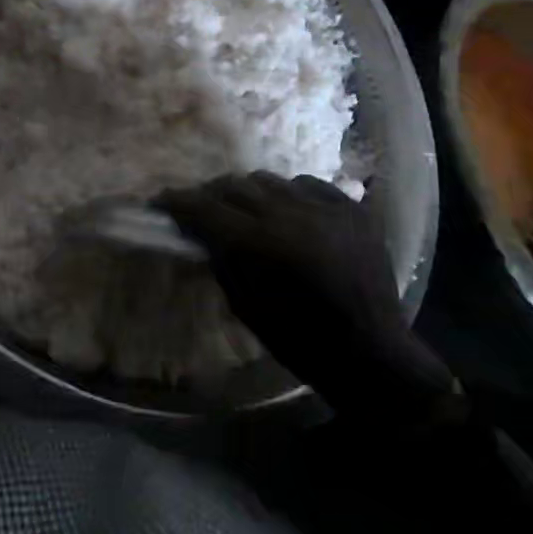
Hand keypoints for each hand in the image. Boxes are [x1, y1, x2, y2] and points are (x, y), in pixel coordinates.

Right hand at [156, 172, 457, 421]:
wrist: (371, 353)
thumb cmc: (301, 341)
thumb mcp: (245, 305)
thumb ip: (221, 260)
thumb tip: (200, 232)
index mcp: (261, 243)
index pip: (206, 208)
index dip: (178, 202)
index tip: (160, 200)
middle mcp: (291, 214)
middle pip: (234, 185)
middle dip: (210, 194)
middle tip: (199, 207)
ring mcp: (325, 207)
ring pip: (269, 180)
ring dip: (248, 192)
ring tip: (244, 209)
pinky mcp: (351, 208)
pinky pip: (307, 185)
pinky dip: (288, 194)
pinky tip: (287, 212)